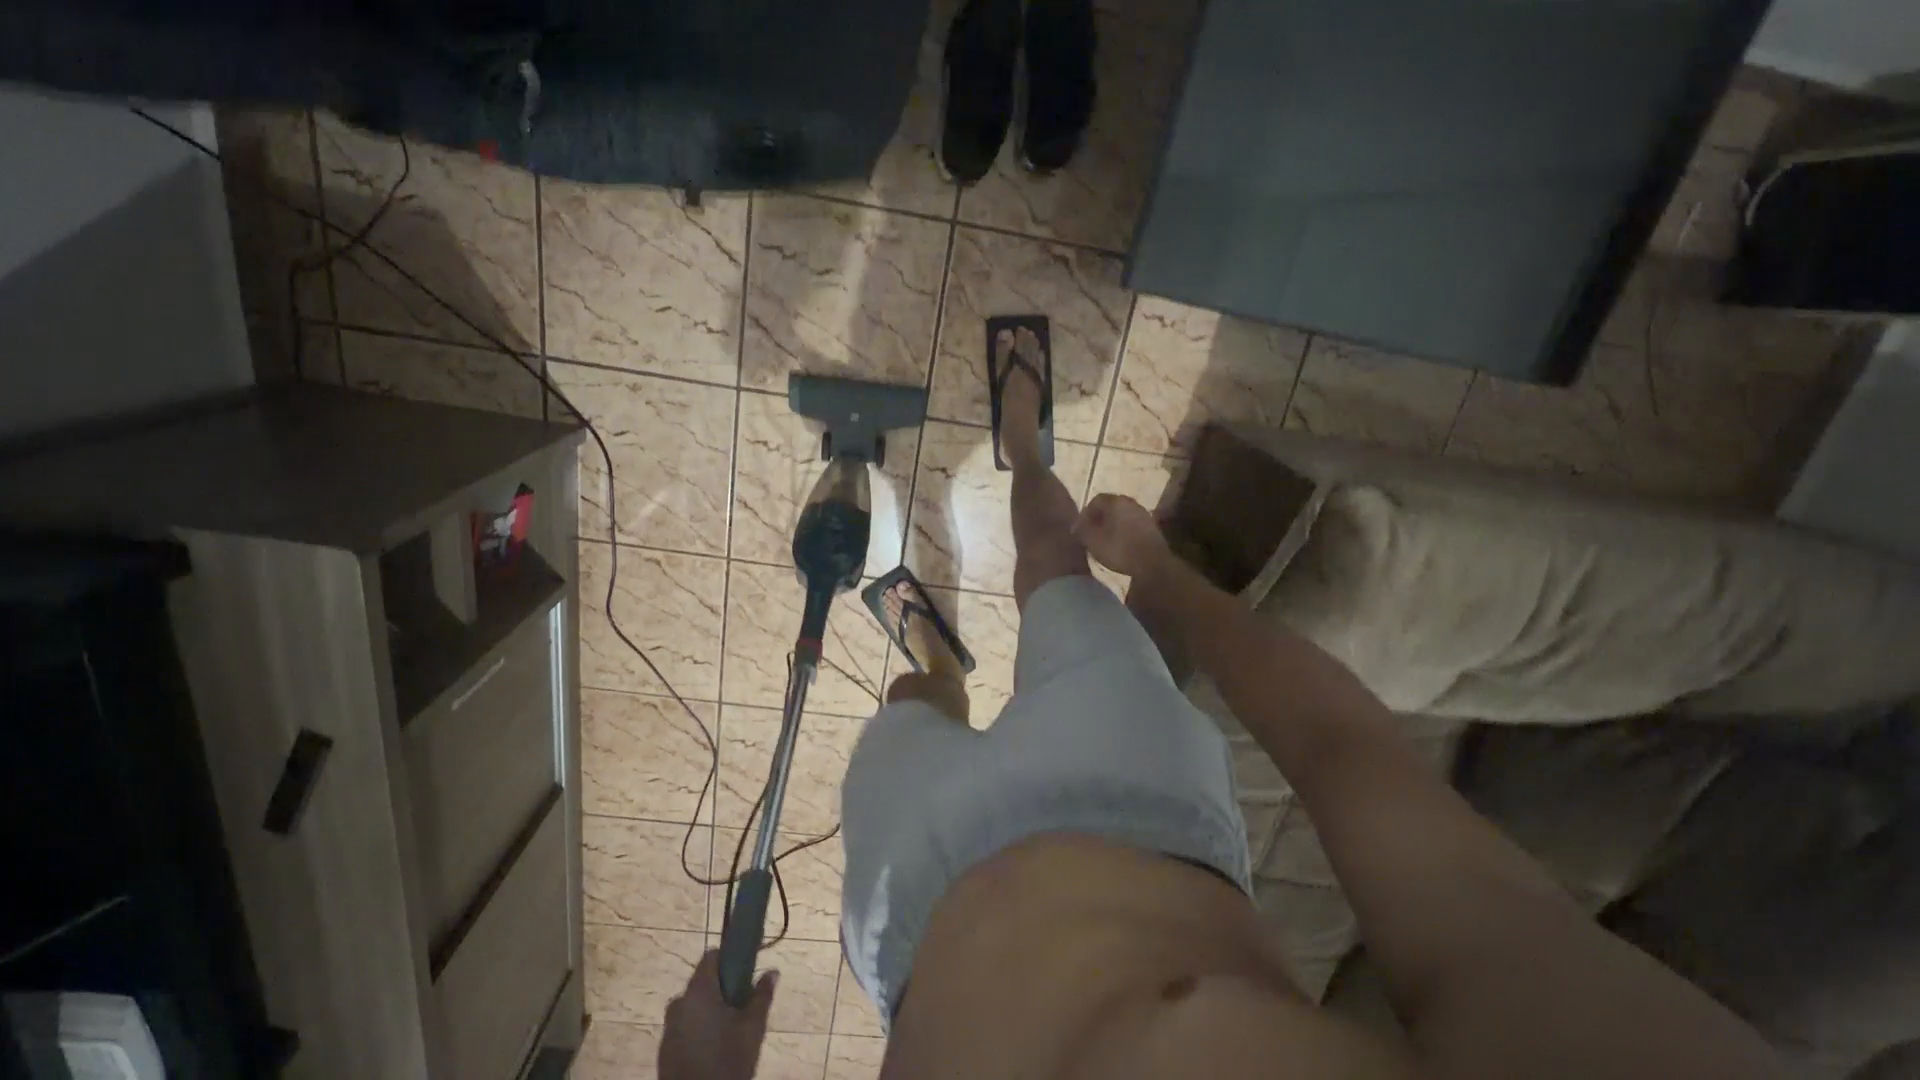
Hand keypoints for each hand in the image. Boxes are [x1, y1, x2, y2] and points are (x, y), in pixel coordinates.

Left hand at [659, 950, 777, 1079]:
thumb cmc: (727, 1061)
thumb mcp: (753, 1028)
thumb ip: (762, 996)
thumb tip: (772, 971)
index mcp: (699, 992)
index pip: (711, 956)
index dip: (729, 958)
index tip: (745, 972)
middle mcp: (679, 1003)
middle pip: (702, 983)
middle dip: (722, 989)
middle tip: (742, 1006)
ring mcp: (669, 1026)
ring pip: (693, 1005)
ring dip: (710, 1009)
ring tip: (730, 1030)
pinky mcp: (665, 1048)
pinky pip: (685, 1025)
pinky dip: (698, 1028)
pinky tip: (713, 1046)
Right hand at [1074, 493, 1172, 577]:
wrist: (1152, 563)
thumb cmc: (1119, 549)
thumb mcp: (1093, 542)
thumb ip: (1082, 530)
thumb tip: (1077, 526)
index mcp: (1116, 502)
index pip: (1095, 501)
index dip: (1085, 514)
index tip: (1080, 529)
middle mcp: (1131, 503)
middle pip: (1110, 507)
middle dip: (1099, 519)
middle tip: (1091, 533)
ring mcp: (1143, 514)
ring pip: (1122, 516)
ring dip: (1112, 525)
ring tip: (1104, 540)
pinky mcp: (1152, 527)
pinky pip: (1132, 524)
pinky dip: (1123, 531)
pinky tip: (1119, 544)